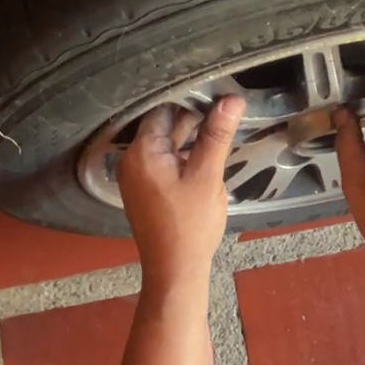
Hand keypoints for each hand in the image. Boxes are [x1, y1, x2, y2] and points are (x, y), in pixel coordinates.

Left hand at [119, 96, 244, 281]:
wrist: (175, 270)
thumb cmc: (190, 225)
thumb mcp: (207, 176)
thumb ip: (217, 135)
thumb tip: (231, 100)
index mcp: (142, 152)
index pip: (163, 110)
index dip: (191, 100)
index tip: (217, 93)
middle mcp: (133, 160)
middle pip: (163, 126)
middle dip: (193, 119)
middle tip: (225, 110)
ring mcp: (137, 176)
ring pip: (165, 144)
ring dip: (190, 138)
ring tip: (221, 130)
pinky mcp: (146, 190)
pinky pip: (164, 161)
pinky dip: (183, 156)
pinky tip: (206, 156)